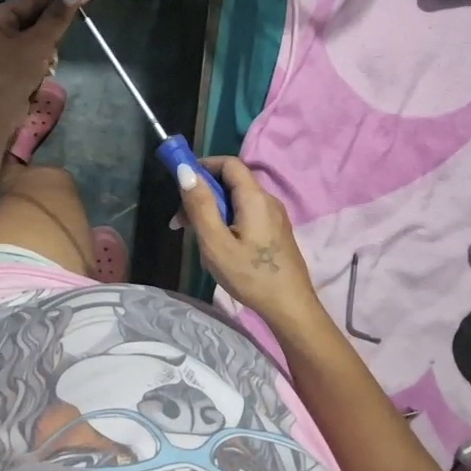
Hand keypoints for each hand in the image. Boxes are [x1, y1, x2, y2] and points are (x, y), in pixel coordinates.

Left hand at [0, 0, 91, 158]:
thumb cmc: (12, 74)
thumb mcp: (37, 43)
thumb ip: (58, 16)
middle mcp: (0, 30)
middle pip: (38, 19)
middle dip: (52, 32)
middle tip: (62, 38)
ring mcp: (7, 50)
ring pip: (41, 39)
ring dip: (49, 51)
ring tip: (46, 64)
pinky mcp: (16, 68)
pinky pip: (37, 56)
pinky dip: (44, 63)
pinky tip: (43, 74)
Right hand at [176, 155, 321, 328]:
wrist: (290, 307)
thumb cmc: (250, 275)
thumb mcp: (216, 242)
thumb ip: (200, 205)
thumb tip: (185, 171)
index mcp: (254, 198)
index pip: (229, 163)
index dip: (203, 166)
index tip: (180, 183)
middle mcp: (267, 200)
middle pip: (231, 183)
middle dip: (202, 194)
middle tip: (181, 222)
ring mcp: (274, 217)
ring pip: (237, 201)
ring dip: (212, 211)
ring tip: (197, 239)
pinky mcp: (275, 232)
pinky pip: (246, 215)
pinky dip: (226, 221)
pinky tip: (218, 247)